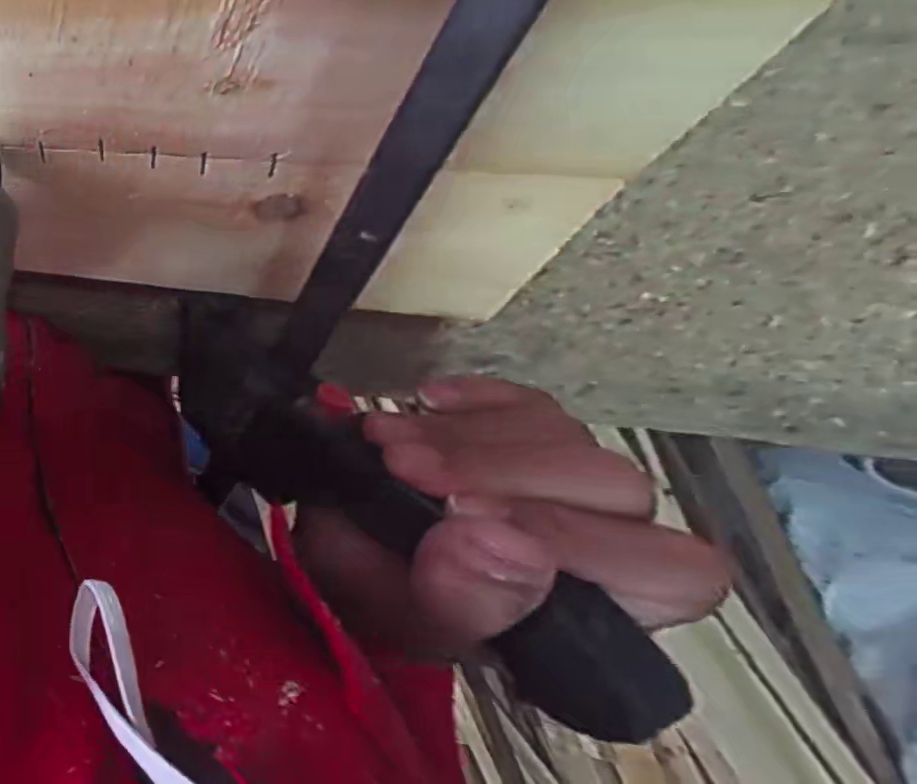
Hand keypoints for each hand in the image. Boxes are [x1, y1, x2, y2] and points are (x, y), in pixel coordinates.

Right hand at [293, 377, 729, 659]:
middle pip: (608, 483)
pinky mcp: (518, 428)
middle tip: (402, 465)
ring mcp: (563, 473)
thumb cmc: (383, 593)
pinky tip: (424, 404)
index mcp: (604, 609)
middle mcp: (605, 535)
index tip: (462, 512)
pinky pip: (520, 399)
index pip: (669, 570)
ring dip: (460, 434)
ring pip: (558, 432)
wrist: (344, 544)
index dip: (578, 537)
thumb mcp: (408, 617)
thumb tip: (505, 542)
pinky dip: (471, 397)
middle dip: (492, 470)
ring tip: (385, 442)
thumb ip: (462, 600)